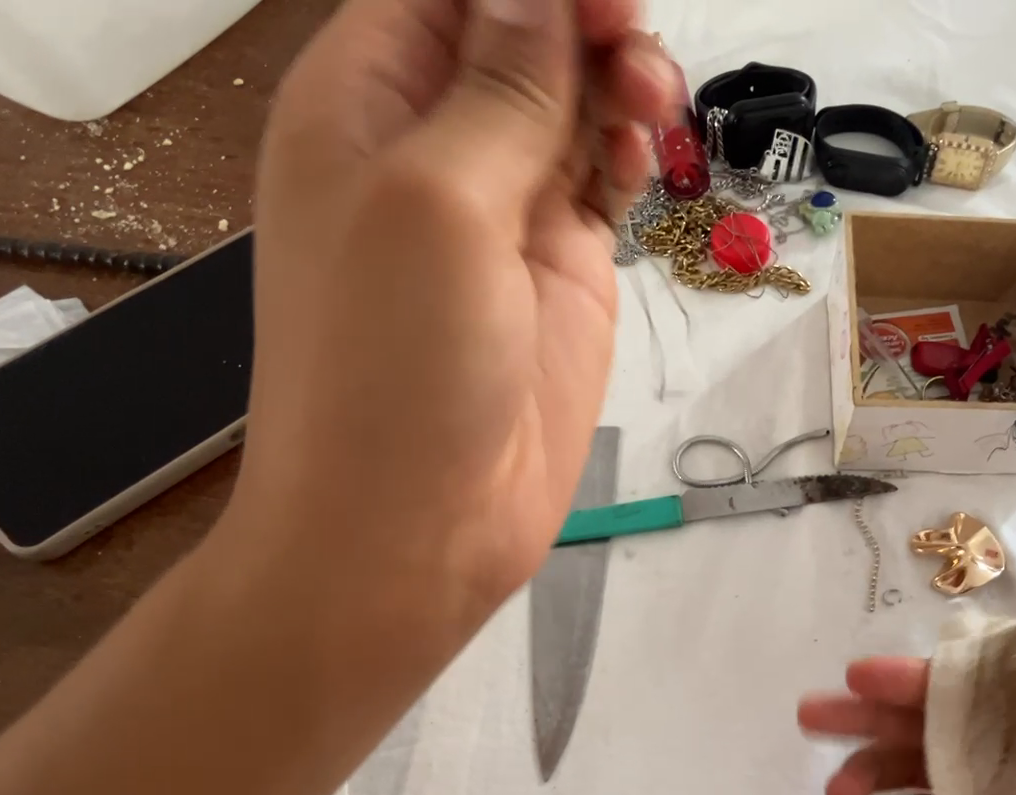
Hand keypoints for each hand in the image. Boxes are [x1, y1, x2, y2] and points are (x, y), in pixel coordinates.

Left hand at [213, 0, 676, 667]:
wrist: (419, 524)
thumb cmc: (393, 362)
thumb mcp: (434, 201)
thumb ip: (497, 89)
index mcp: (365, 100)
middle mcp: (435, 143)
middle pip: (519, 33)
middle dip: (583, 24)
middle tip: (635, 60)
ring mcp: (505, 211)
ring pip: (571, 103)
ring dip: (617, 83)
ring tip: (651, 105)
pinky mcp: (560, 272)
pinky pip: (599, 182)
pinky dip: (625, 155)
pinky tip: (639, 158)